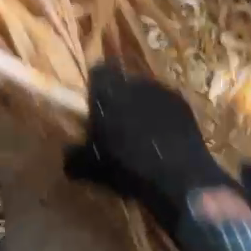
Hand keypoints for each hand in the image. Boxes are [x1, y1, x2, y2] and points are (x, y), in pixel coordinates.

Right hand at [64, 63, 250, 233]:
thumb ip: (74, 157)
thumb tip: (68, 155)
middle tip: (116, 122)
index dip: (95, 88)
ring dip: (141, 105)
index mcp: (107, 91)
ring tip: (141, 132)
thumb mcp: (90, 168)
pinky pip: (166, 103)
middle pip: (122, 81)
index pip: (97, 73)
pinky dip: (162, 115)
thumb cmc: (127, 168)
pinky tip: (163, 138)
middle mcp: (134, 82)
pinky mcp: (183, 103)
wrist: (179, 178)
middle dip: (118, 97)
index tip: (94, 107)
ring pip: (145, 91)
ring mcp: (162, 90)